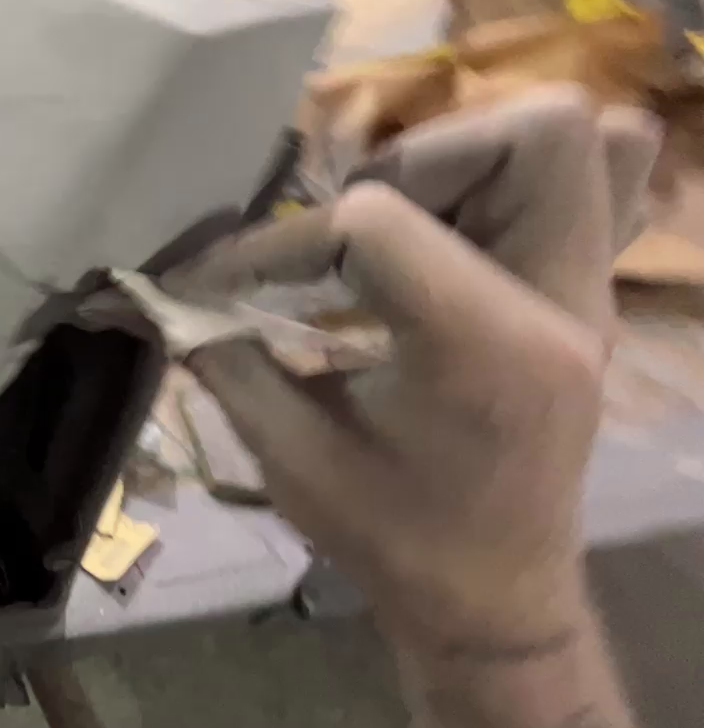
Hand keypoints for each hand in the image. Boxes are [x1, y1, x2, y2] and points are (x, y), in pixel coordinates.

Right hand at [169, 87, 658, 654]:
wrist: (488, 592)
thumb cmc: (384, 531)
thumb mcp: (281, 447)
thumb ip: (211, 351)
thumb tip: (133, 295)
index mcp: (485, 348)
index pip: (371, 223)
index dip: (267, 243)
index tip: (208, 285)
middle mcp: (560, 301)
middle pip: (535, 136)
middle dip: (408, 160)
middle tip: (338, 223)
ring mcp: (586, 292)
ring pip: (583, 142)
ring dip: (460, 159)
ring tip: (384, 219)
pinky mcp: (577, 293)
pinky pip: (594, 182)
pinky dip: (503, 177)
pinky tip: (431, 226)